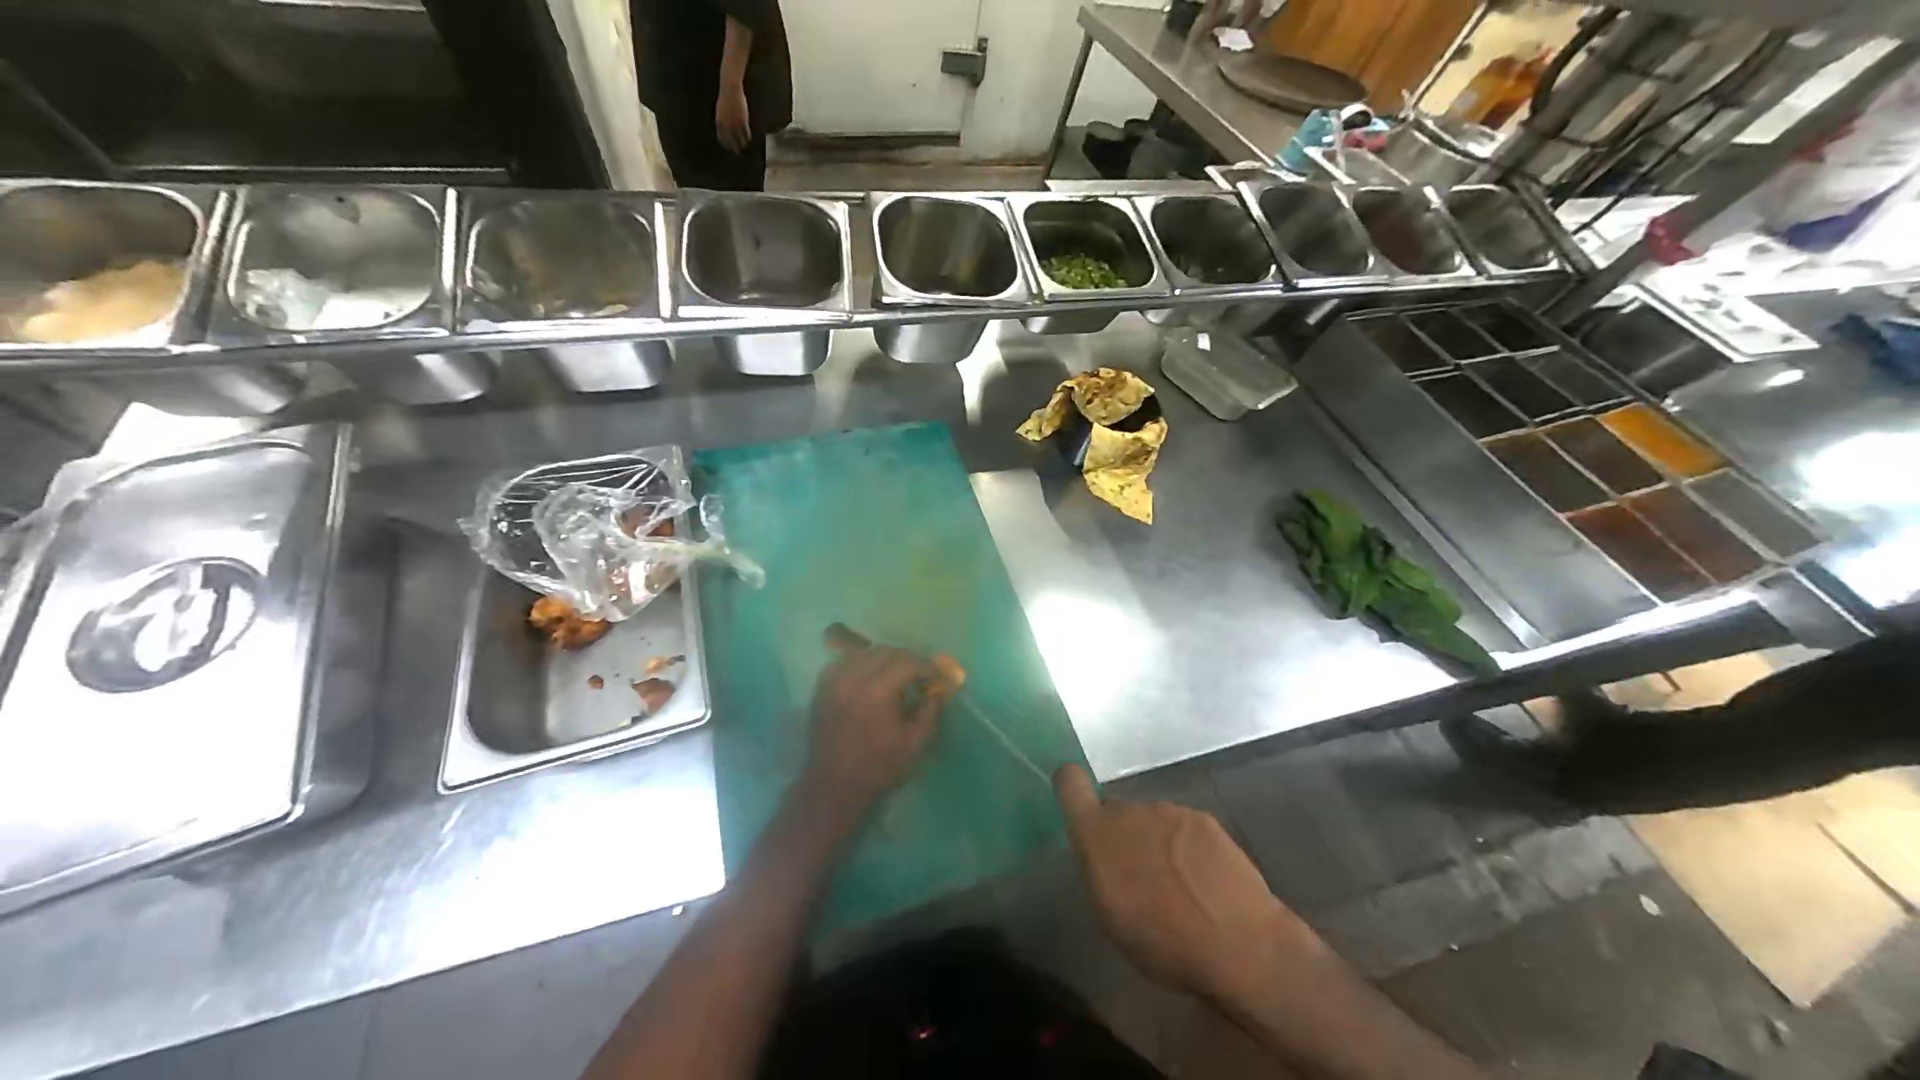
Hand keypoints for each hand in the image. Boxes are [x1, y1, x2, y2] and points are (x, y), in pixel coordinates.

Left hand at [716, 80, 751, 153]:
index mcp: (719, 122)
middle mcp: (726, 125)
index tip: (729, 148)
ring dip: (742, 144)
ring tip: (744, 146)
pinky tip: (749, 139)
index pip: (722, 138)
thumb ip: (722, 121)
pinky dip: (747, 137)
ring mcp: (735, 123)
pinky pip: (746, 133)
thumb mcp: (720, 111)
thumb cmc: (725, 98)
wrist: (730, 89)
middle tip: (737, 152)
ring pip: (740, 138)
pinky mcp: (743, 121)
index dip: (726, 145)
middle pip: (731, 141)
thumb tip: (724, 130)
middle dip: (734, 147)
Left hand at [801, 637, 948, 817]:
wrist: (833, 786)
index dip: (927, 666)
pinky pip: (844, 662)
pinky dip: (860, 664)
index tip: (937, 677)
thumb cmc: (877, 768)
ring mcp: (834, 681)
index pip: (907, 662)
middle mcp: (853, 678)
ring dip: (884, 659)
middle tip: (920, 676)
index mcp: (877, 692)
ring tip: (895, 676)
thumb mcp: (915, 744)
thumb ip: (930, 712)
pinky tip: (869, 679)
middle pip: (886, 652)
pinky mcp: (822, 688)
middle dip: (907, 660)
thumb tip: (939, 689)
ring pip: (864, 653)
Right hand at [1054, 764, 1297, 1001]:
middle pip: (1118, 813)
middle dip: (1125, 838)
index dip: (1070, 787)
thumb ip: (1098, 869)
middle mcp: (1129, 811)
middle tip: (1142, 879)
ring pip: (1154, 822)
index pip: (1070, 782)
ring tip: (1180, 889)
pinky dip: (1190, 850)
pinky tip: (1206, 884)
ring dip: (1159, 845)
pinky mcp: (1205, 819)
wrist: (1238, 944)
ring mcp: (1170, 811)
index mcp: (1096, 833)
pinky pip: (1185, 829)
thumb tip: (1101, 853)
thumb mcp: (1109, 914)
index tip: (1079, 807)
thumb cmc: (1161, 941)